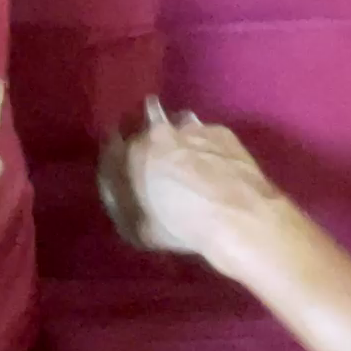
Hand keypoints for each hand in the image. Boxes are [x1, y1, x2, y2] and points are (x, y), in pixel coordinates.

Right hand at [99, 96, 287, 266]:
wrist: (237, 217)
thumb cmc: (183, 227)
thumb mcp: (142, 230)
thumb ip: (128, 209)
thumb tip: (128, 201)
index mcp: (132, 154)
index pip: (113, 142)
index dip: (117, 151)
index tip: (123, 160)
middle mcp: (158, 132)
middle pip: (145, 119)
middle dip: (148, 132)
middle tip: (156, 152)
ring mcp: (191, 127)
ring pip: (178, 121)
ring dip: (179, 133)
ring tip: (188, 154)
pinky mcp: (220, 130)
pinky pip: (207, 133)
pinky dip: (207, 144)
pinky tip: (216, 162)